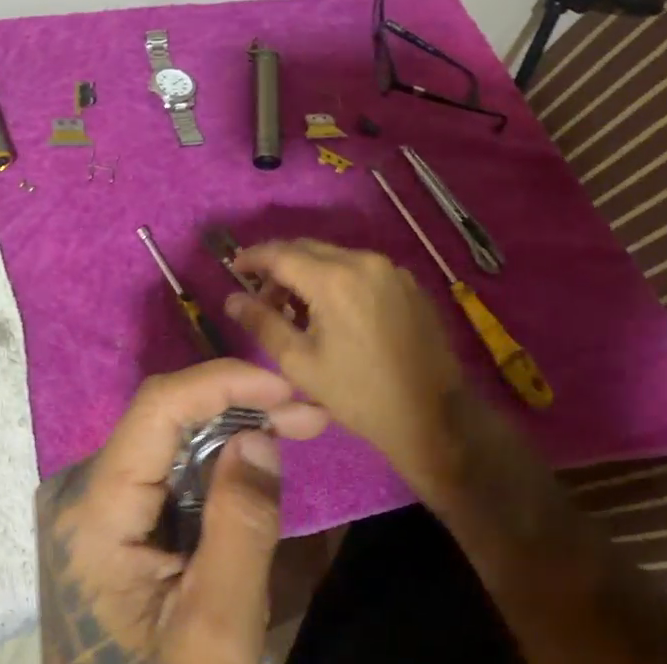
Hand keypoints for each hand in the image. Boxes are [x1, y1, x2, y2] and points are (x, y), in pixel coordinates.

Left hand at [34, 359, 328, 663]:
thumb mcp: (216, 628)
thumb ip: (239, 528)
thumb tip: (257, 435)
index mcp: (95, 512)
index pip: (155, 410)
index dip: (221, 383)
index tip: (286, 386)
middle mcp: (86, 494)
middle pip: (163, 420)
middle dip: (238, 405)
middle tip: (310, 414)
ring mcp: (99, 509)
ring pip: (169, 443)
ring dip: (233, 431)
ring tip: (297, 428)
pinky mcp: (116, 526)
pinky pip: (168, 474)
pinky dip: (217, 464)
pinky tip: (258, 461)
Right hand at [226, 239, 463, 488]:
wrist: (435, 417)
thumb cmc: (360, 395)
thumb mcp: (300, 364)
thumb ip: (262, 323)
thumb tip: (232, 298)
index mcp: (334, 279)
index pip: (280, 253)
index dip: (252, 258)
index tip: (234, 268)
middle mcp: (364, 261)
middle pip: (307, 249)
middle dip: (279, 267)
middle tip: (262, 298)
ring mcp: (390, 270)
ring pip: (334, 257)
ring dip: (308, 274)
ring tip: (296, 311)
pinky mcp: (408, 284)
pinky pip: (360, 269)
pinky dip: (337, 280)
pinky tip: (332, 312)